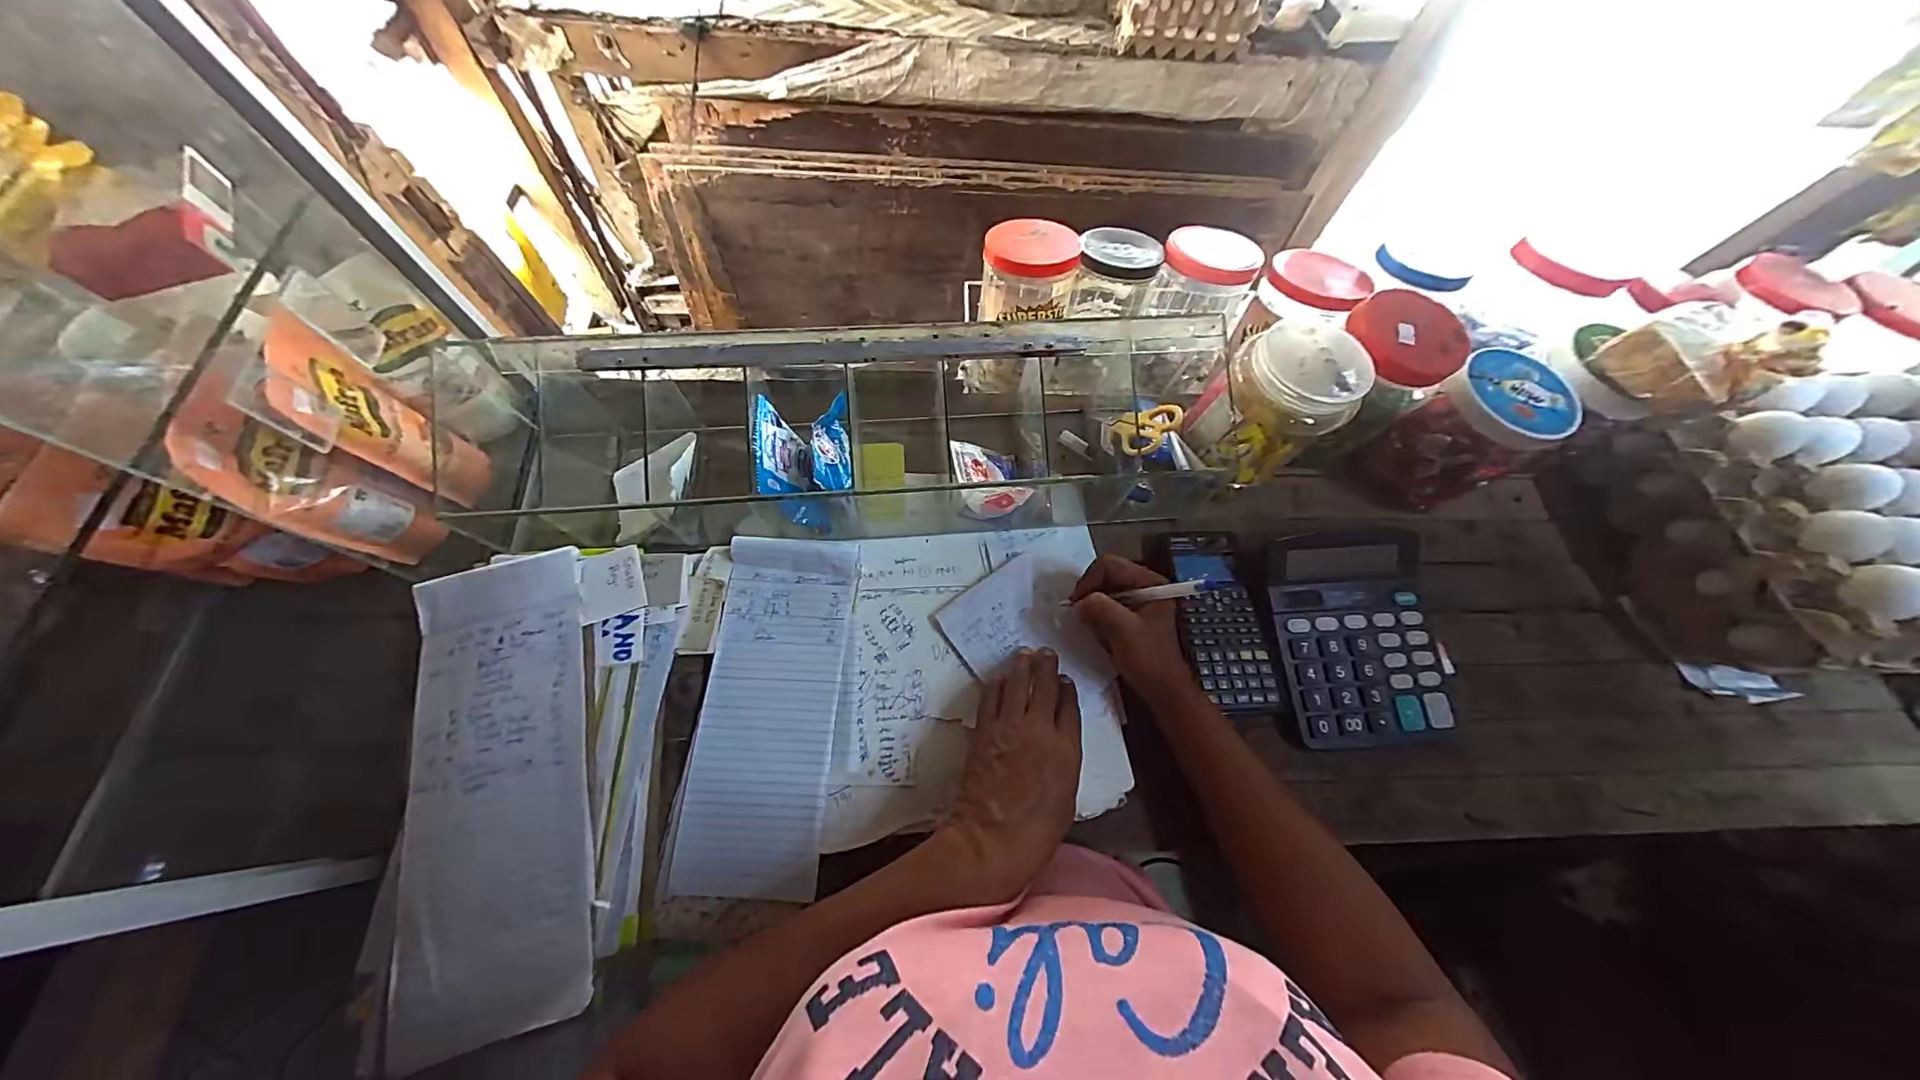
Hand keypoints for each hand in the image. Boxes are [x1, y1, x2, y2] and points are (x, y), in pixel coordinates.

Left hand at [937, 648, 1080, 904]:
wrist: (991, 840)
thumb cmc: (1037, 832)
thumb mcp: (1066, 798)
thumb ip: (1064, 764)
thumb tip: (1059, 748)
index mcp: (1067, 749)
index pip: (1069, 707)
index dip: (1067, 689)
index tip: (1065, 679)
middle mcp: (1040, 730)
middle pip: (1045, 687)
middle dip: (1046, 667)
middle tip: (1045, 653)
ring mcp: (1009, 727)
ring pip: (1017, 685)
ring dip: (1021, 667)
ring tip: (1024, 654)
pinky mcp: (984, 732)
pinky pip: (992, 698)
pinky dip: (997, 684)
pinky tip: (999, 677)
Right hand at [1070, 554, 1194, 705]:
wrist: (1163, 690)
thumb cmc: (1149, 659)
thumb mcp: (1124, 631)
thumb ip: (1102, 609)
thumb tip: (1078, 602)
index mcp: (1151, 582)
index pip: (1109, 565)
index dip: (1089, 581)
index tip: (1077, 604)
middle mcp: (1145, 586)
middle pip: (1105, 574)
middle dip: (1089, 592)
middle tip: (1078, 613)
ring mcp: (1138, 601)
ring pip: (1103, 590)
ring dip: (1090, 604)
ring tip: (1086, 622)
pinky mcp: (1130, 615)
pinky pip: (1105, 604)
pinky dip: (1095, 613)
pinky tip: (1094, 628)